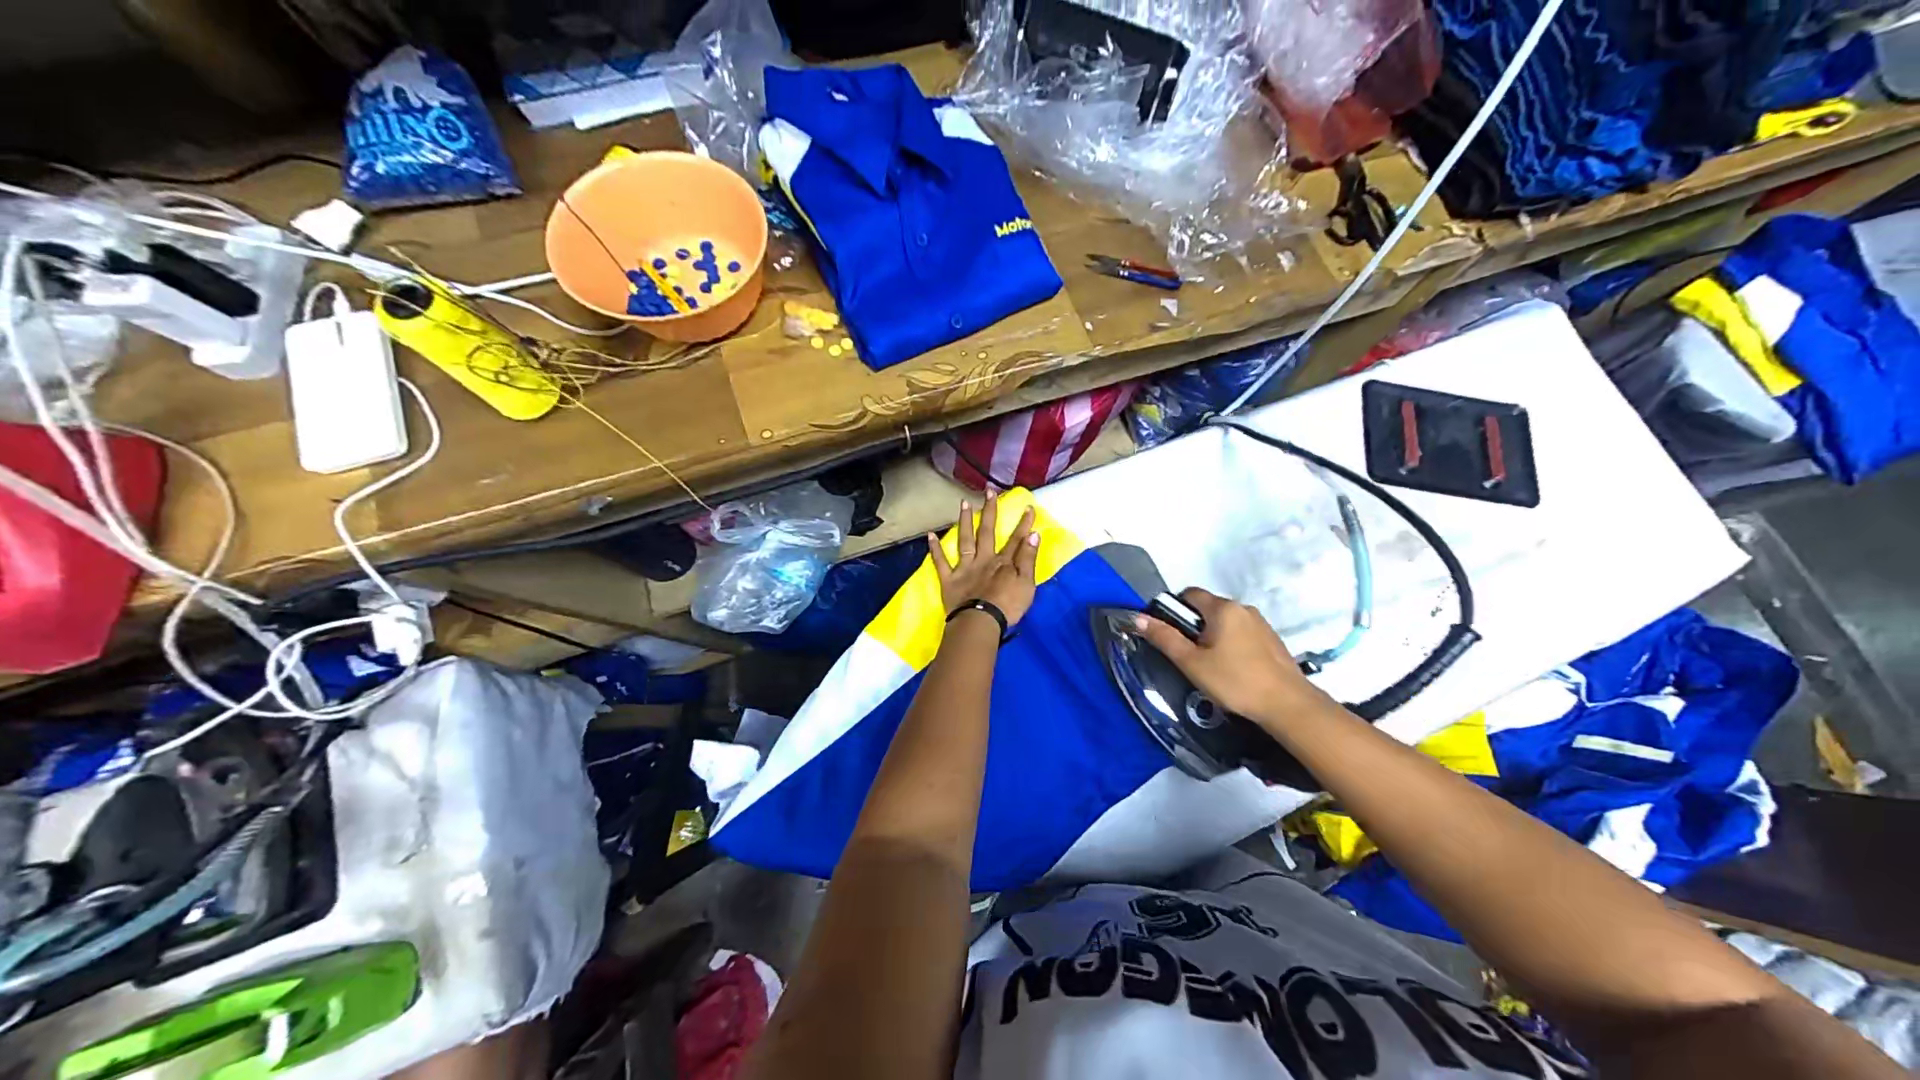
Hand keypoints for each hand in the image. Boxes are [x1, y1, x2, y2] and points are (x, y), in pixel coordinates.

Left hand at [929, 498, 1039, 627]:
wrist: (980, 622)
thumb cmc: (1008, 606)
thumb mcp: (1027, 584)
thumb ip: (1028, 559)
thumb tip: (1033, 534)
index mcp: (1004, 562)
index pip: (1016, 539)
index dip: (1023, 523)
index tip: (1027, 507)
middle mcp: (983, 559)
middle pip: (987, 532)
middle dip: (989, 511)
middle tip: (989, 491)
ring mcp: (965, 568)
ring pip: (964, 540)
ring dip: (964, 521)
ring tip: (963, 504)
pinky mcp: (949, 580)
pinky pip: (941, 562)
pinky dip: (935, 549)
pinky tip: (930, 535)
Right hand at [1131, 587, 1324, 722]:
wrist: (1287, 704)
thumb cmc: (1234, 681)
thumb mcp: (1192, 662)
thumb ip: (1165, 638)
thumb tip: (1137, 618)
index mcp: (1222, 608)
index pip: (1189, 594)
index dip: (1174, 610)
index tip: (1171, 635)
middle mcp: (1243, 608)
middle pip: (1208, 608)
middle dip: (1194, 627)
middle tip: (1190, 657)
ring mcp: (1261, 623)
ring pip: (1226, 622)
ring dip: (1214, 636)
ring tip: (1212, 667)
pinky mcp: (1273, 640)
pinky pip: (1243, 634)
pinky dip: (1233, 645)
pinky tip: (1234, 670)